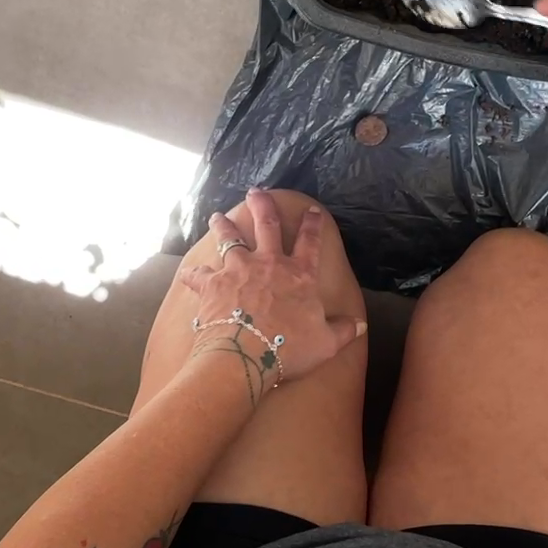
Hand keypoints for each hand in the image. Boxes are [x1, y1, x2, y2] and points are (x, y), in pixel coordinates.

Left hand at [179, 190, 362, 398]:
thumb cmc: (289, 349)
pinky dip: (193, 274)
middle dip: (262, 205)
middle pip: (266, 225)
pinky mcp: (213, 284)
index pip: (309, 242)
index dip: (312, 225)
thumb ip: (342, 331)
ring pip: (230, 239)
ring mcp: (238, 269)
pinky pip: (199, 274)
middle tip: (255, 191)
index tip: (311, 210)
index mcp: (299, 274)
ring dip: (224, 226)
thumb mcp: (325, 343)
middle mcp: (269, 263)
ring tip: (217, 216)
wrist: (246, 355)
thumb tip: (359, 325)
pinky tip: (187, 272)